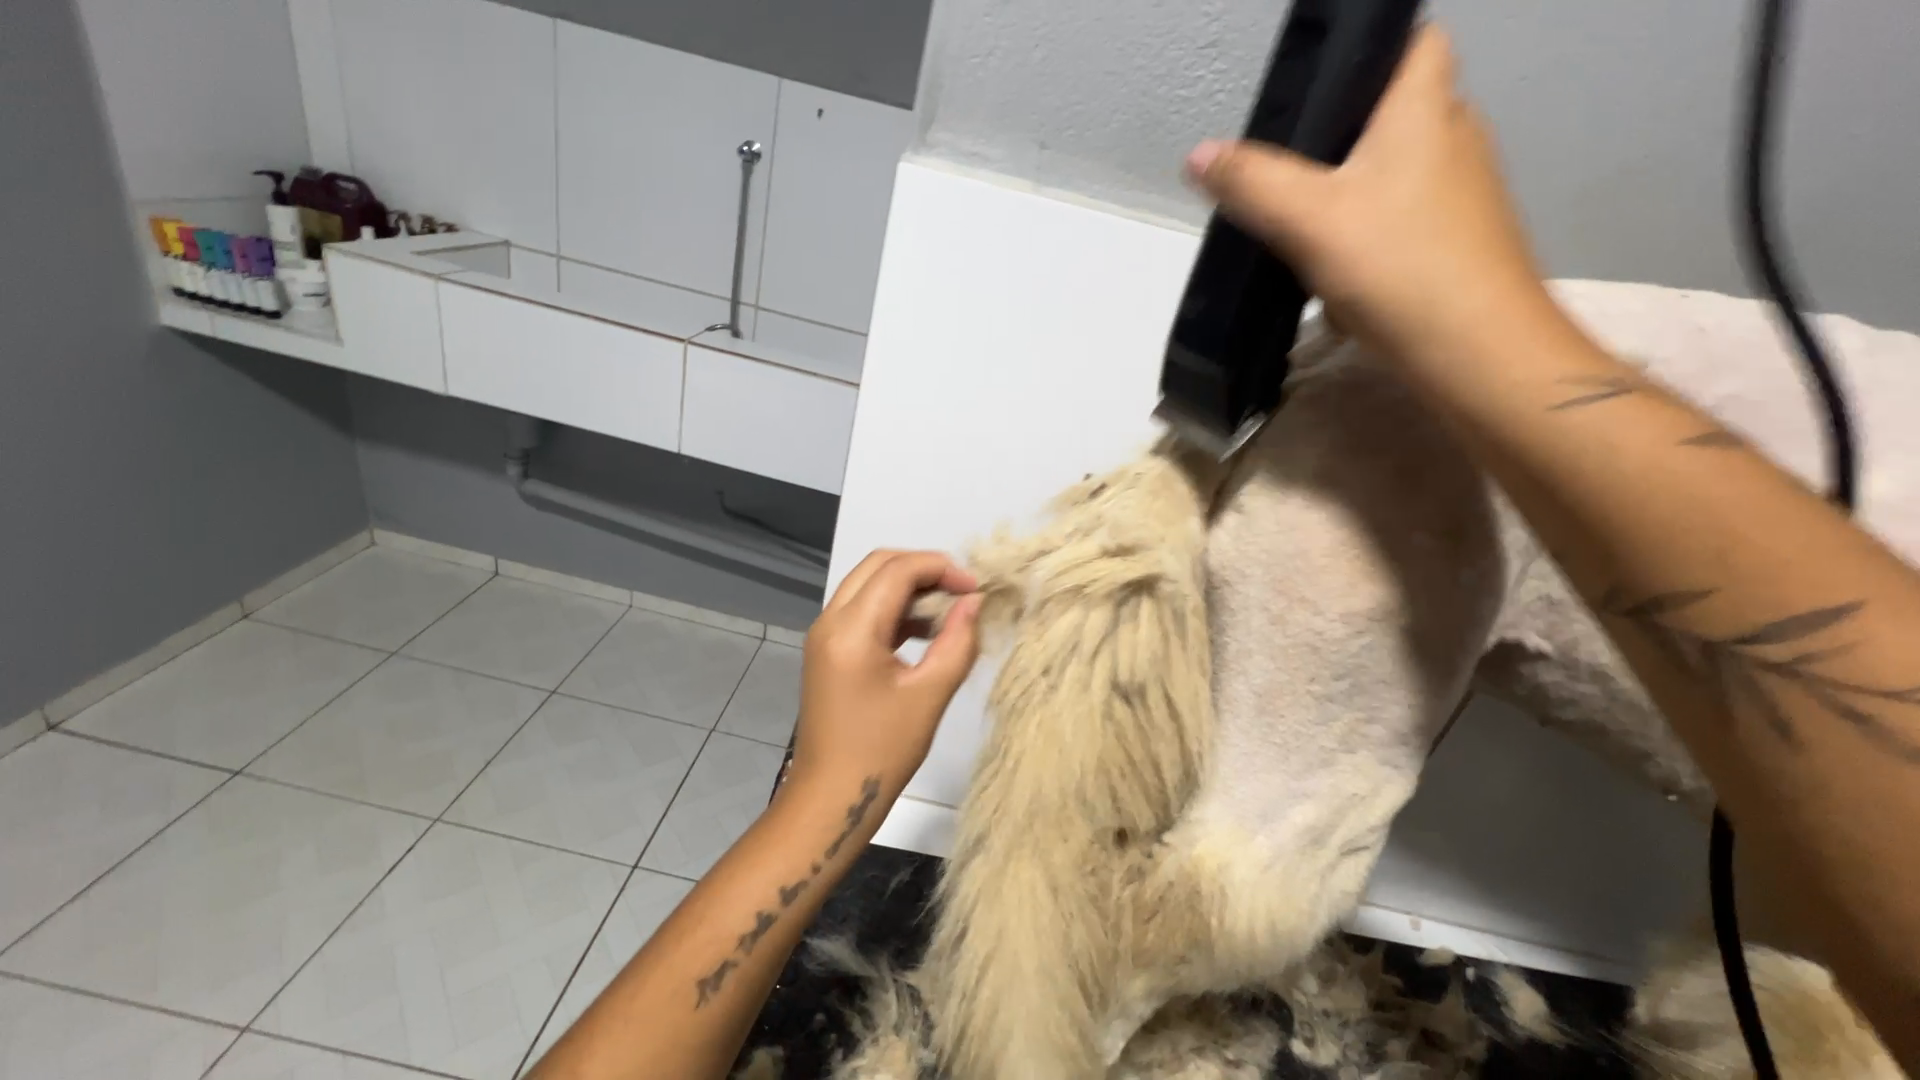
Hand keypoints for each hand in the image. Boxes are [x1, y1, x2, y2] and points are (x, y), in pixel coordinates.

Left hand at [790, 551, 983, 794]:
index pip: (897, 570)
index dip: (941, 568)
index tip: (976, 589)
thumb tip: (974, 602)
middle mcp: (830, 621)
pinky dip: (893, 608)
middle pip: (878, 565)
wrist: (831, 796)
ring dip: (908, 587)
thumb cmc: (883, 751)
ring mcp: (824, 635)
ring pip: (867, 584)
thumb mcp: (930, 695)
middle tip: (962, 593)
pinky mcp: (827, 651)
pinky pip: (861, 609)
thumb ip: (957, 642)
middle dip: (923, 569)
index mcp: (851, 630)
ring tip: (949, 613)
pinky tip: (925, 632)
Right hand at [1185, 26, 1554, 372]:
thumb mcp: (1307, 219)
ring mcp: (1463, 194)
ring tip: (1301, 220)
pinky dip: (1369, 234)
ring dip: (1352, 191)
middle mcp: (1455, 137)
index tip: (1320, 86)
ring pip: (1396, 171)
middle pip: (1396, 111)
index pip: (1416, 40)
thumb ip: (1251, 182)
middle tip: (1288, 163)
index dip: (1372, 49)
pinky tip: (1336, 270)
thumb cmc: (1398, 264)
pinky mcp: (1459, 242)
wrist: (1475, 352)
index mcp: (1424, 109)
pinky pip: (1403, 219)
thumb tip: (1198, 154)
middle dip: (1344, 133)